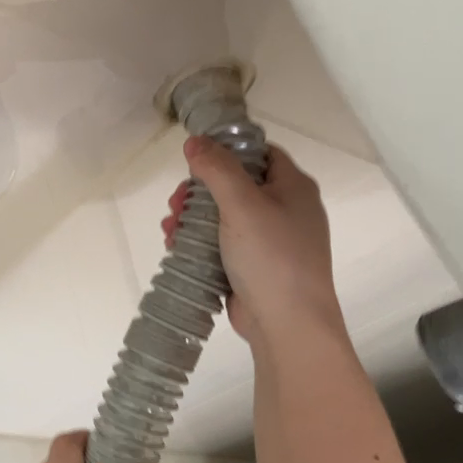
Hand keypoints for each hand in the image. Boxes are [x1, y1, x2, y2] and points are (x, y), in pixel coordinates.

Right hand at [161, 137, 339, 343]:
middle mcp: (286, 209)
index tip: (195, 162)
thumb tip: (194, 140)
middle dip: (199, 192)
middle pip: (236, 185)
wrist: (287, 322)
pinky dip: (200, 242)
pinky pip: (223, 244)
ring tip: (170, 228)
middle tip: (175, 203)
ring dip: (193, 218)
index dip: (227, 151)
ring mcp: (271, 240)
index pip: (260, 153)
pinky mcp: (255, 266)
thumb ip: (217, 169)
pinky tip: (177, 247)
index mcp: (293, 187)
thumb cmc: (270, 255)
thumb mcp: (242, 204)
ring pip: (225, 216)